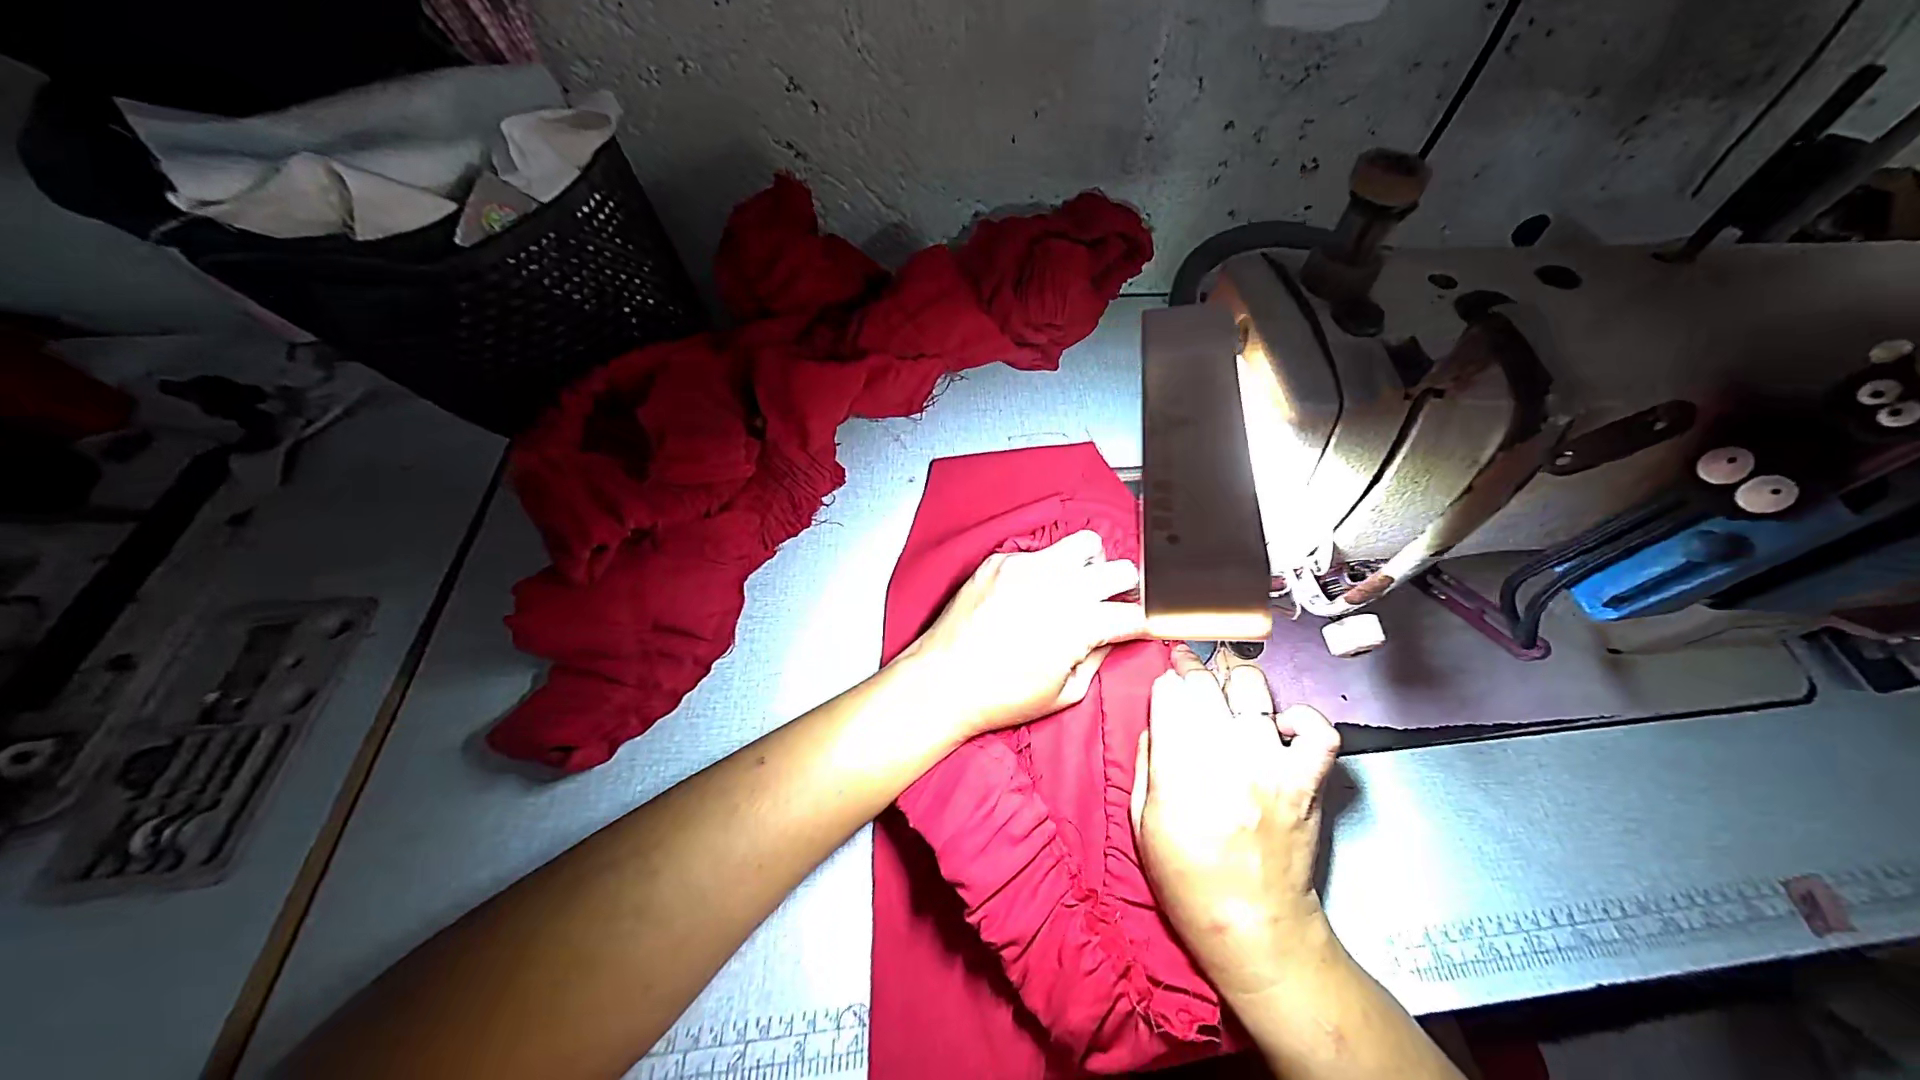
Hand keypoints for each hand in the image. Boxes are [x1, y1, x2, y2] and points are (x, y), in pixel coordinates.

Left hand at [889, 530, 1147, 738]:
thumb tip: (1110, 638)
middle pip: (1122, 569)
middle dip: (1125, 587)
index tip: (1144, 623)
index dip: (1146, 620)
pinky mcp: (1001, 561)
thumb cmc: (999, 695)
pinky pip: (1037, 552)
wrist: (944, 681)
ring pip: (1083, 544)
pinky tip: (1029, 592)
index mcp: (1082, 622)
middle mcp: (1060, 586)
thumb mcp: (1064, 692)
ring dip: (1089, 564)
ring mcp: (1028, 567)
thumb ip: (1097, 658)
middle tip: (1113, 602)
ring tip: (1077, 585)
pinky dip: (1043, 569)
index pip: (1136, 611)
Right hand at [1130, 645, 1340, 998]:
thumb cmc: (1188, 881)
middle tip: (1186, 666)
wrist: (1253, 926)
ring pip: (1253, 690)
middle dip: (1190, 669)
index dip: (1164, 685)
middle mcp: (1225, 757)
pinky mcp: (1306, 780)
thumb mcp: (1141, 821)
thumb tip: (1157, 722)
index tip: (1164, 686)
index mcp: (1178, 769)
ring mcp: (1271, 765)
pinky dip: (1301, 717)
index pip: (1170, 693)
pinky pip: (1316, 729)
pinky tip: (1279, 724)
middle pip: (1206, 684)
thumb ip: (1146, 761)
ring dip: (1235, 682)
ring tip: (1227, 688)